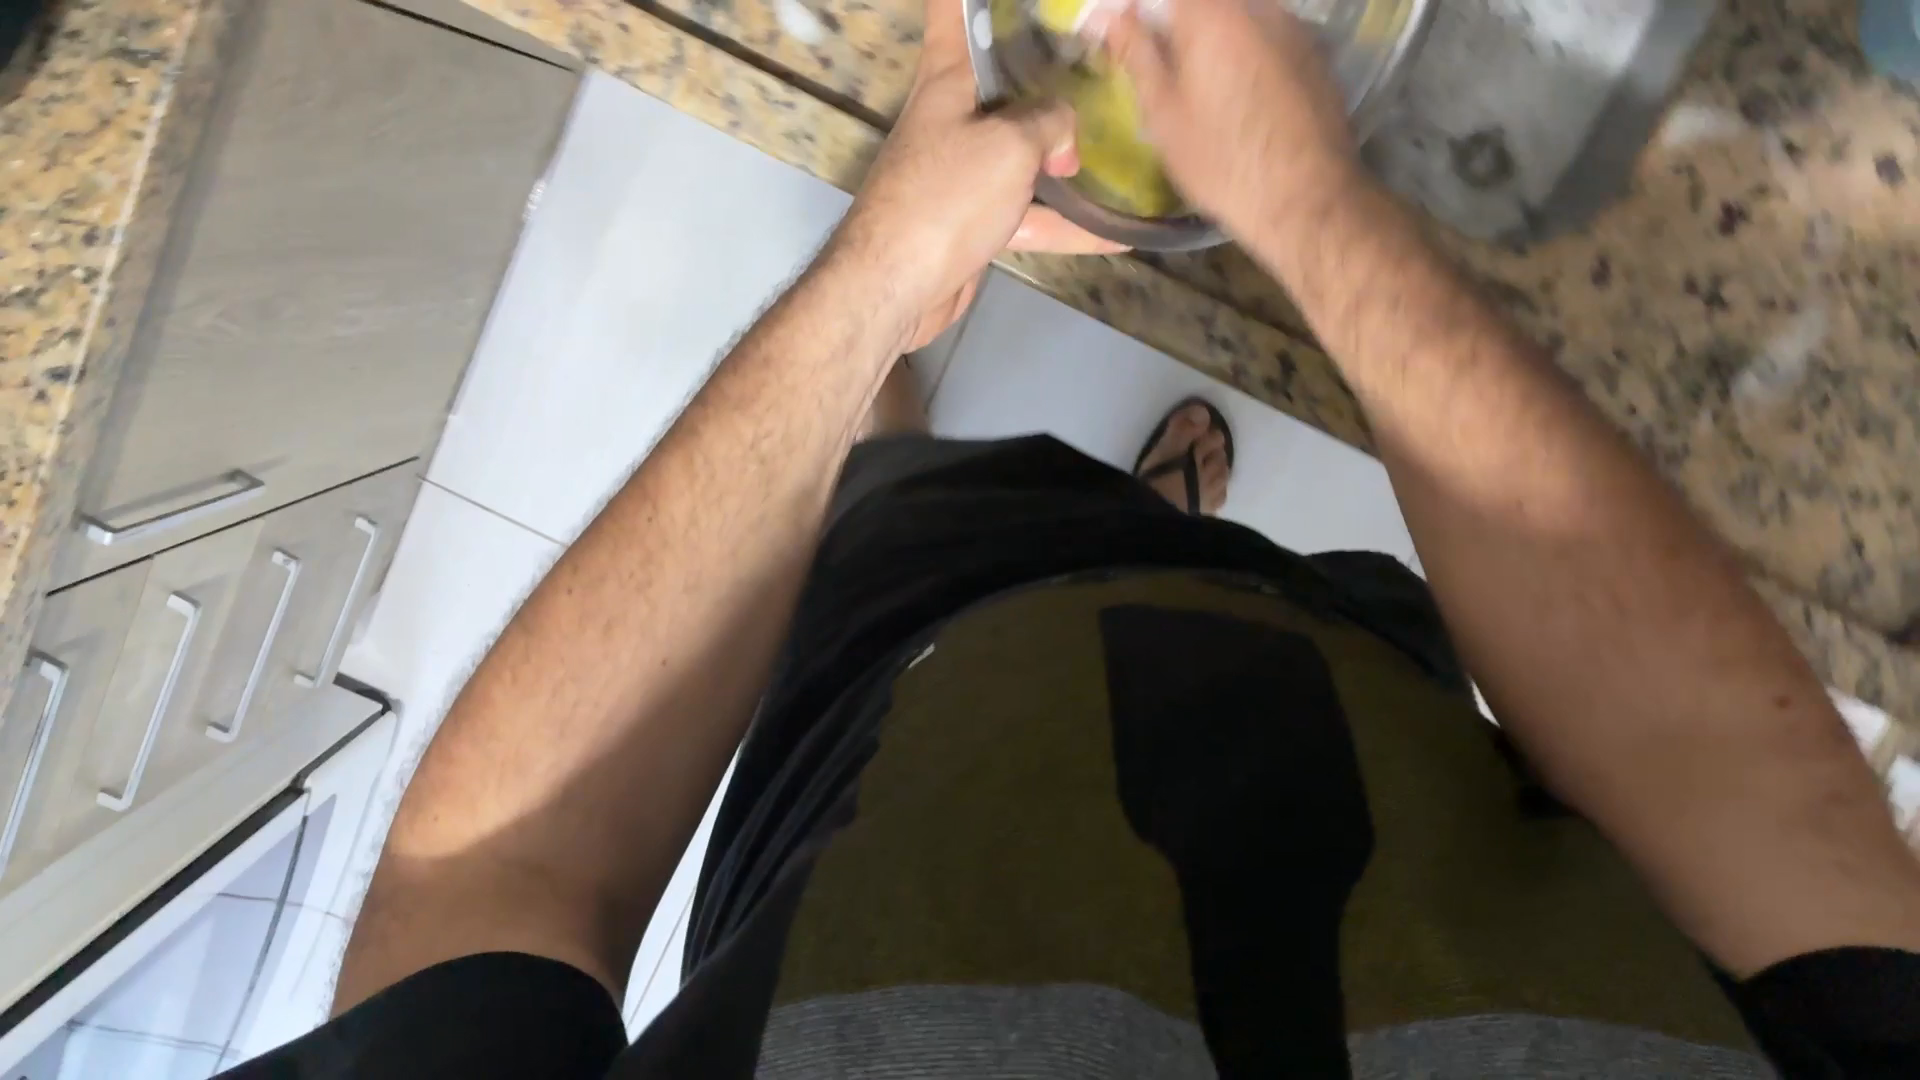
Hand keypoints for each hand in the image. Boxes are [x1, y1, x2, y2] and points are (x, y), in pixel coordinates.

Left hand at [831, 0, 1126, 351]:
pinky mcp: (977, 223)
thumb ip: (1050, 123)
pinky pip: (1031, 215)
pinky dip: (1069, 226)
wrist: (897, 287)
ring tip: (1124, 144)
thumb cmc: (946, 198)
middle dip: (1050, 70)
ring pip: (1026, 153)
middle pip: (1006, 80)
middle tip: (1101, 61)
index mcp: (950, 75)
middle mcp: (956, 118)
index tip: (1025, 1)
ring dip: (1068, 155)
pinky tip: (1117, 232)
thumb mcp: (1010, 144)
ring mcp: (966, 174)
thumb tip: (1066, 137)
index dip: (980, 0)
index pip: (954, 8)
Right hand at [1105, 0, 1359, 238]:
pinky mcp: (1315, 51)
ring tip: (1202, 86)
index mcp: (1211, 15)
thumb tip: (1112, 17)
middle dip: (1179, 23)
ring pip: (1240, 17)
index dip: (1143, 9)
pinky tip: (1240, 96)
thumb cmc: (1220, 162)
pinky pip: (1268, 36)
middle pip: (1206, 4)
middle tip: (1161, 62)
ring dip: (1215, 40)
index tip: (1125, 30)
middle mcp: (1257, 5)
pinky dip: (1246, 53)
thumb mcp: (1165, 116)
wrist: (1303, 196)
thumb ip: (1138, 56)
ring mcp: (1293, 24)